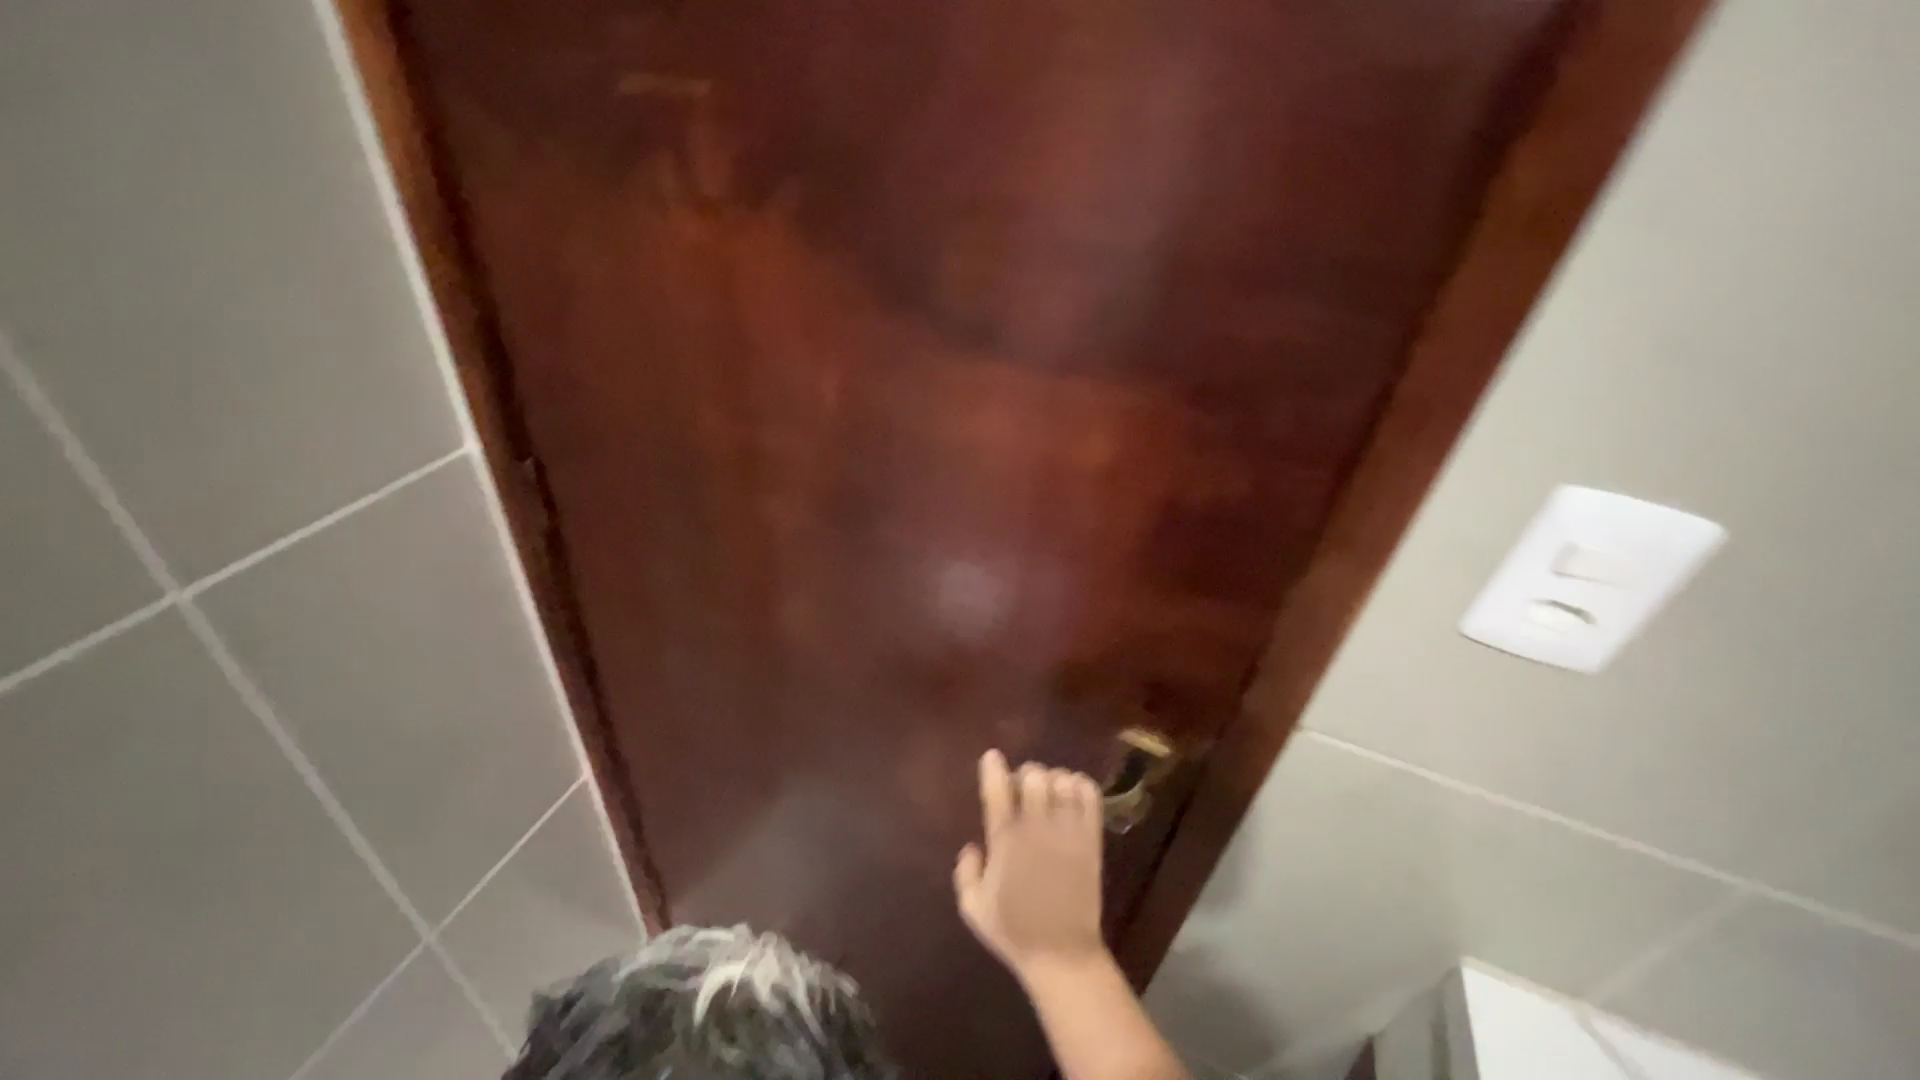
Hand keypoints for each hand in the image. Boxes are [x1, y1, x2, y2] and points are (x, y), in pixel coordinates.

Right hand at [954, 750, 1108, 982]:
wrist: (1062, 953)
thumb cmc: (1013, 931)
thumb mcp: (972, 907)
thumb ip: (966, 871)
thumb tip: (972, 847)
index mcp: (1005, 840)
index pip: (998, 787)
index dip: (993, 767)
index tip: (992, 759)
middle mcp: (1037, 827)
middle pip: (1034, 775)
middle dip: (1025, 775)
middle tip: (1023, 789)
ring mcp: (1068, 831)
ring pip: (1062, 780)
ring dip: (1052, 780)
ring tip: (1049, 794)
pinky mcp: (1091, 839)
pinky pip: (1090, 795)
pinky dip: (1080, 786)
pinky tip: (1072, 796)